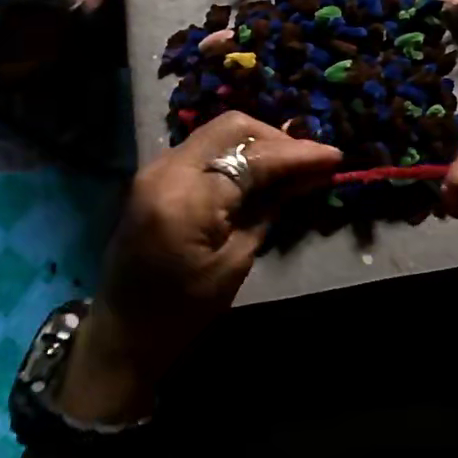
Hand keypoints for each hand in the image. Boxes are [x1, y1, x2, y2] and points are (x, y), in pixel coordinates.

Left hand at [57, 113, 341, 422]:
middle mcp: (166, 168)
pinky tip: (256, 174)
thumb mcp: (235, 262)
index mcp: (186, 197)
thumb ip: (268, 209)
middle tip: (308, 163)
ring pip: (217, 133)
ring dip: (256, 143)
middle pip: (231, 127)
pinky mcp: (154, 176)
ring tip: (289, 168)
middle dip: (275, 139)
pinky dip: (233, 154)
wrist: (122, 330)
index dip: (297, 155)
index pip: (253, 158)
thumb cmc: (182, 311)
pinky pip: (203, 150)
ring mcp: (155, 168)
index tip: (335, 157)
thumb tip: (306, 176)